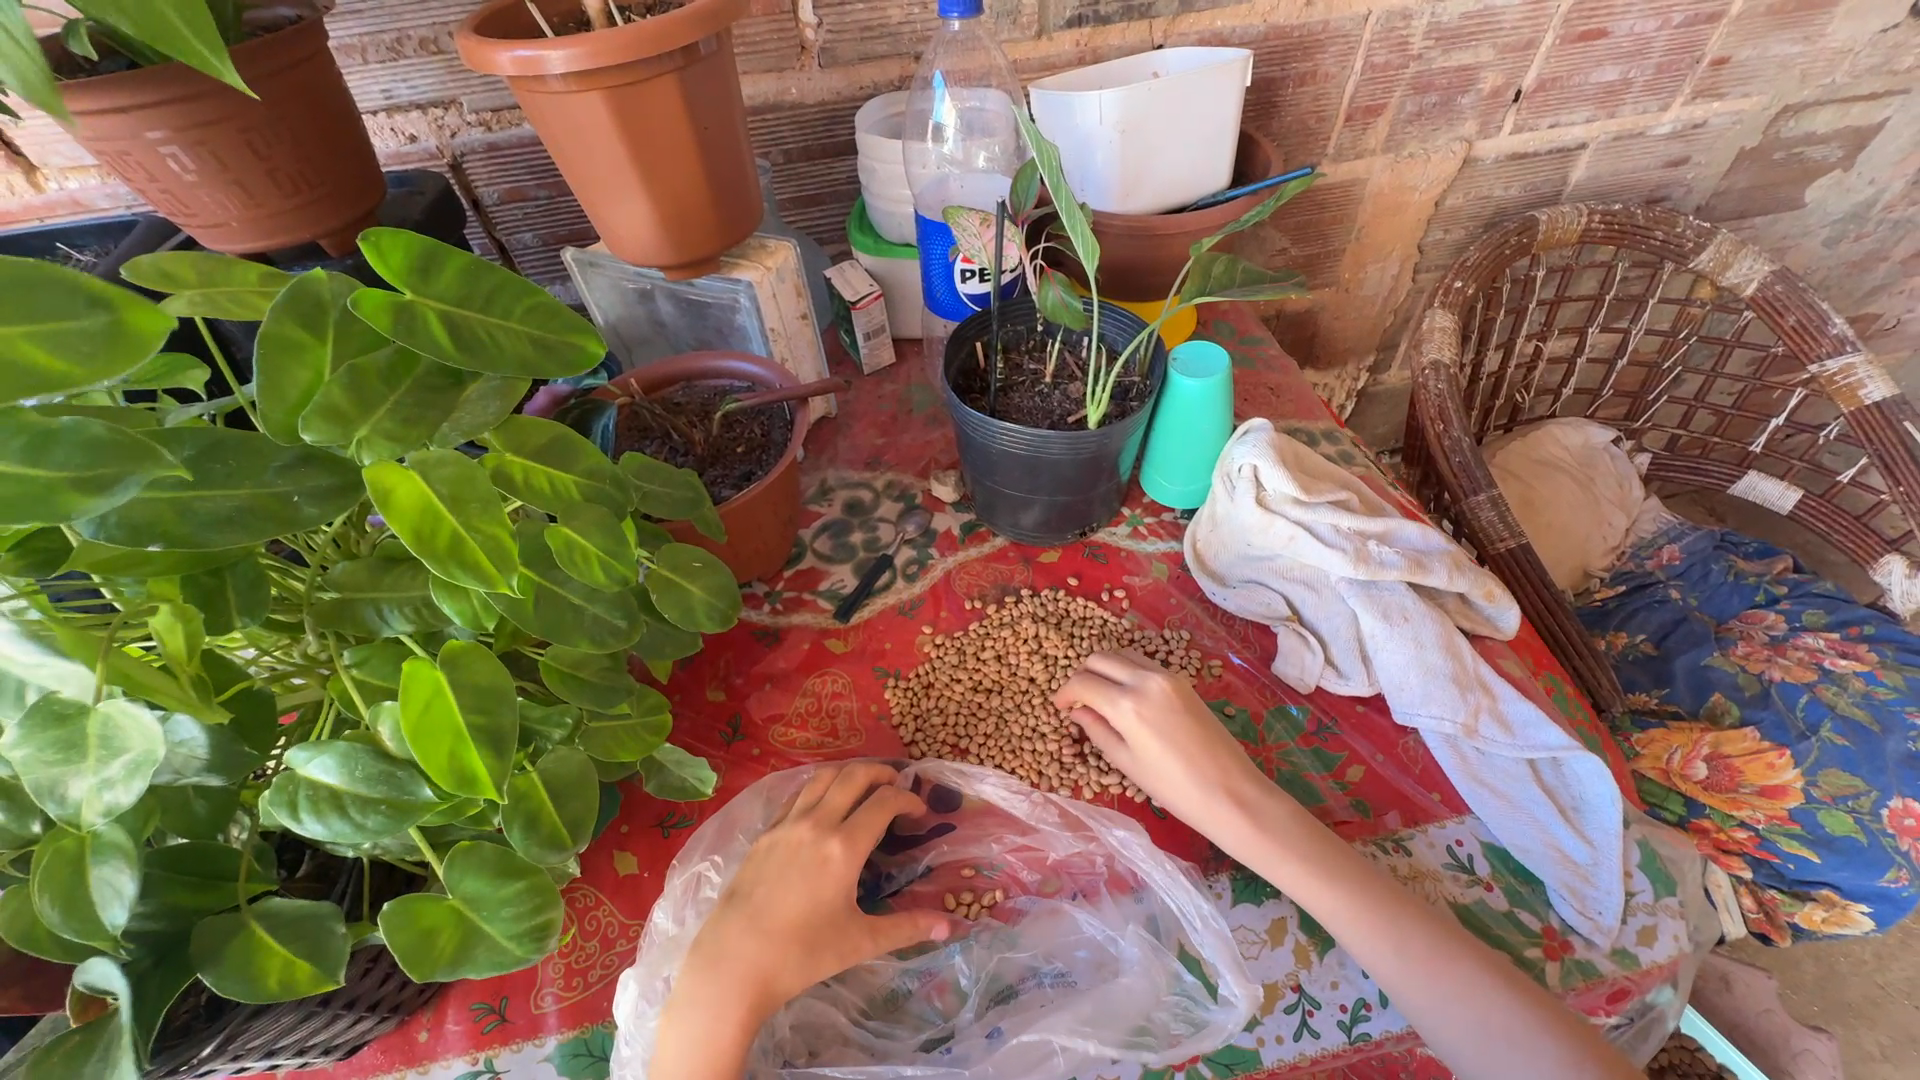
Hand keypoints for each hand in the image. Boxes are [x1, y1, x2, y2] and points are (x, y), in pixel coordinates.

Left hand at [675, 762, 956, 1024]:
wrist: (733, 963)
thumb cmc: (801, 955)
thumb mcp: (860, 942)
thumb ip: (907, 928)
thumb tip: (949, 925)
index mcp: (844, 846)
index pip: (885, 801)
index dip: (909, 800)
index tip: (920, 812)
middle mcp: (816, 823)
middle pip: (854, 775)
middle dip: (881, 773)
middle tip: (897, 786)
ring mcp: (786, 825)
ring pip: (822, 777)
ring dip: (849, 773)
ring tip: (863, 787)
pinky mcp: (765, 833)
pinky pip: (798, 795)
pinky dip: (819, 788)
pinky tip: (824, 806)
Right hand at [1055, 651, 1275, 837]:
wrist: (1231, 791)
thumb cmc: (1174, 787)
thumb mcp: (1126, 763)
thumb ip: (1098, 730)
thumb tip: (1079, 712)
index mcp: (1126, 704)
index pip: (1082, 682)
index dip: (1064, 693)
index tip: (1060, 707)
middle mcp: (1144, 680)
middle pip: (1099, 659)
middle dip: (1083, 675)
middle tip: (1079, 700)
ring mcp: (1166, 676)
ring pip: (1122, 654)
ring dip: (1105, 669)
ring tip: (1102, 696)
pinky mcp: (1182, 680)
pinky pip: (1144, 663)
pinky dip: (1127, 670)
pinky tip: (1128, 695)